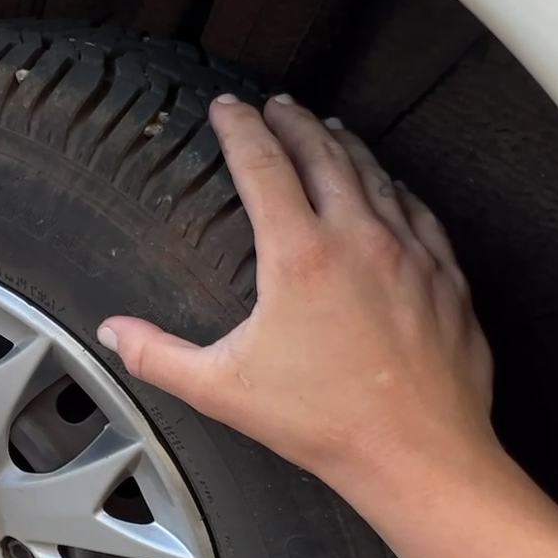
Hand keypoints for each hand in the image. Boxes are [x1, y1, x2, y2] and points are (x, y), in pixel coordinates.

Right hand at [99, 95, 495, 495]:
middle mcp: (358, 238)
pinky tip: (387, 184)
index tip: (226, 106)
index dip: (239, 129)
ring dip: (343, 144)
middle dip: (293, 121)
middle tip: (275, 103)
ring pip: (374, 174)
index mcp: (299, 256)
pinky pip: (417, 209)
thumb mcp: (220, 389)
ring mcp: (410, 252)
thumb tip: (112, 332)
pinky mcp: (445, 275)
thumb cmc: (320, 420)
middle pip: (322, 154)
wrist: (417, 454)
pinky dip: (393, 184)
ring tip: (325, 127)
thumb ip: (156, 356)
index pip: (263, 166)